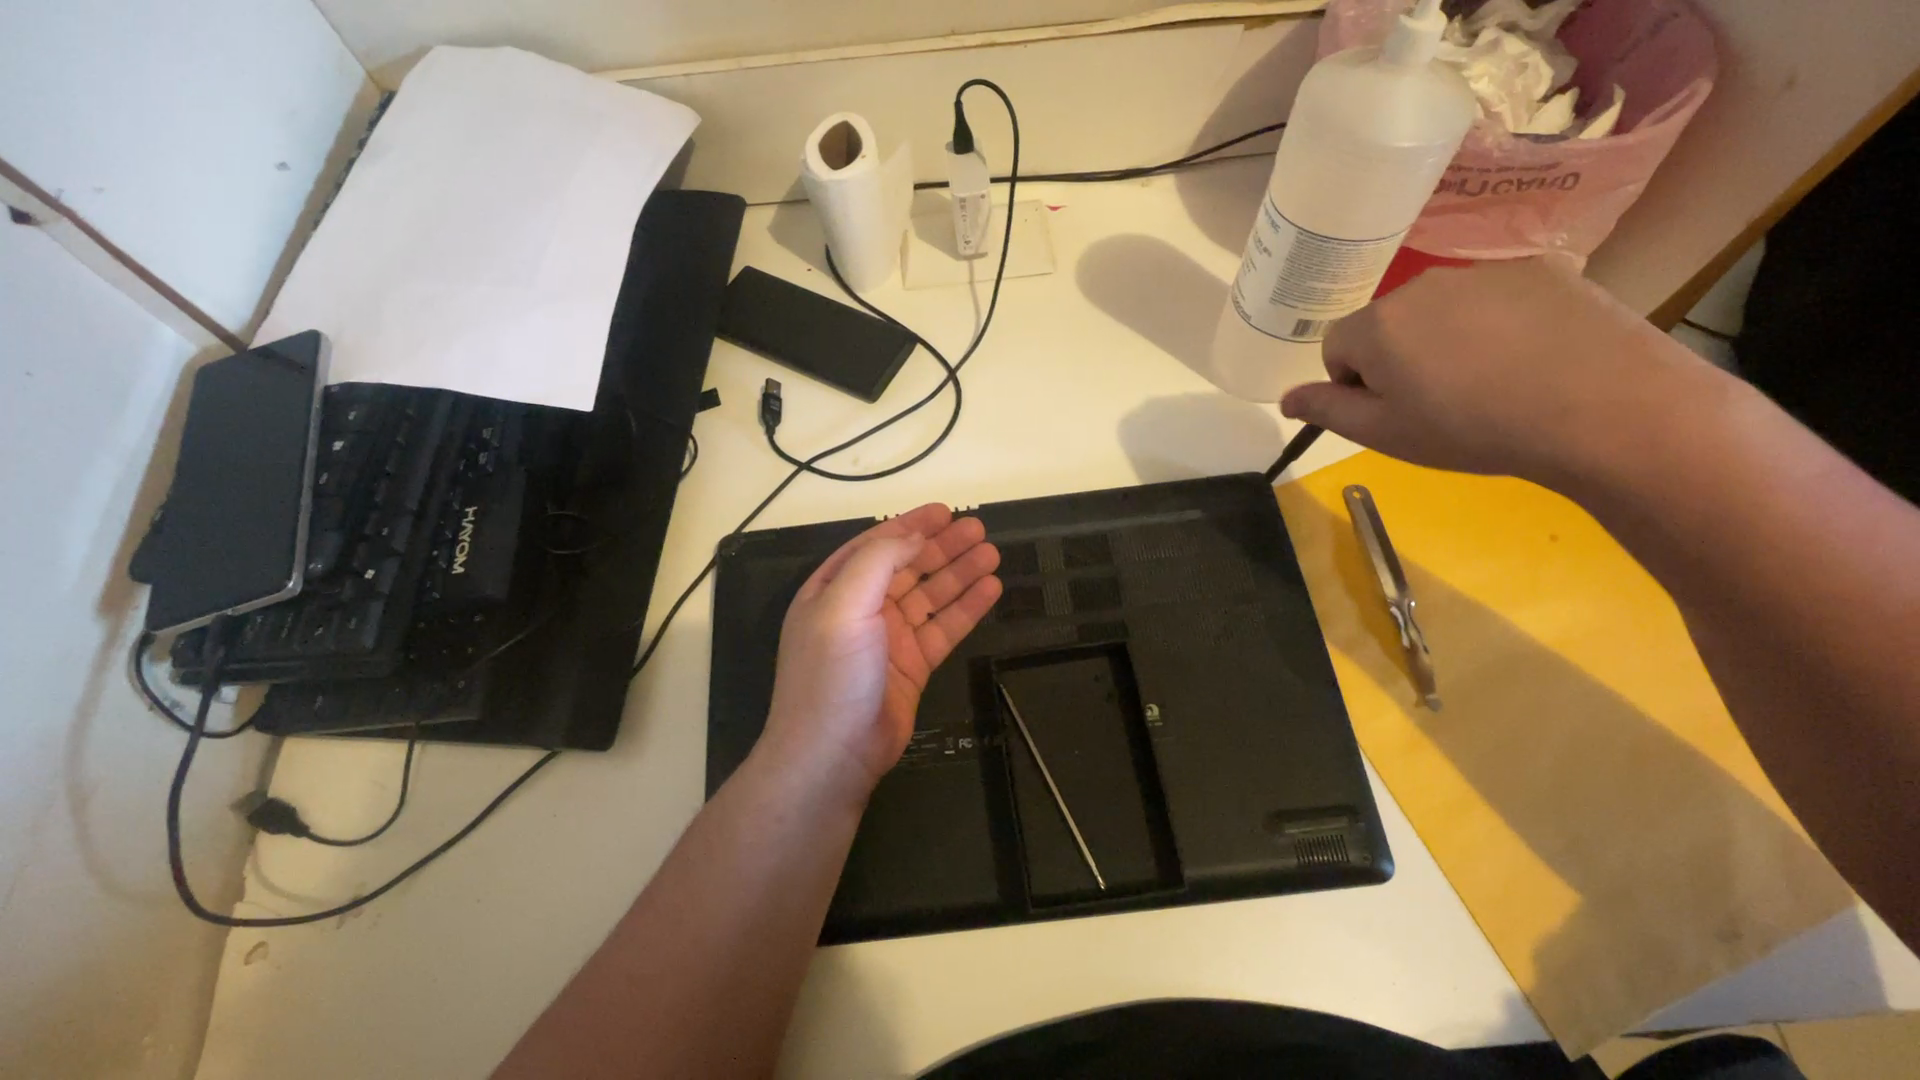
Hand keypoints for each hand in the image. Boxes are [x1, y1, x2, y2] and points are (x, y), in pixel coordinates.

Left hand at [758, 504, 1001, 799]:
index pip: (875, 546)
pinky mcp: (912, 667)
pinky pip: (944, 629)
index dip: (909, 526)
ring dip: (960, 574)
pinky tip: (991, 591)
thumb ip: (876, 563)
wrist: (832, 755)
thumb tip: (910, 537)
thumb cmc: (831, 675)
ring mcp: (888, 640)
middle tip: (979, 529)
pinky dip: (967, 609)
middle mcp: (861, 610)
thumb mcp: (842, 607)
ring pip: (930, 596)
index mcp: (833, 590)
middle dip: (942, 547)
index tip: (945, 511)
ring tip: (993, 553)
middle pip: (908, 568)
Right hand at [1279, 258, 1718, 486]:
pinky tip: (1533, 358)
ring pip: (1443, 310)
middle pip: (1388, 324)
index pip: (1337, 348)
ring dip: (1449, 340)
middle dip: (1401, 358)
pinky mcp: (1542, 268)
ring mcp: (1485, 271)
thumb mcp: (1386, 435)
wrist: (1602, 408)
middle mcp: (1421, 284)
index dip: (1356, 385)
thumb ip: (1328, 411)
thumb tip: (1285, 399)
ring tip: (1494, 383)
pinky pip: (1497, 297)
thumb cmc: (1473, 430)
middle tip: (1442, 403)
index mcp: (1377, 324)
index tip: (1395, 413)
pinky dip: (1501, 323)